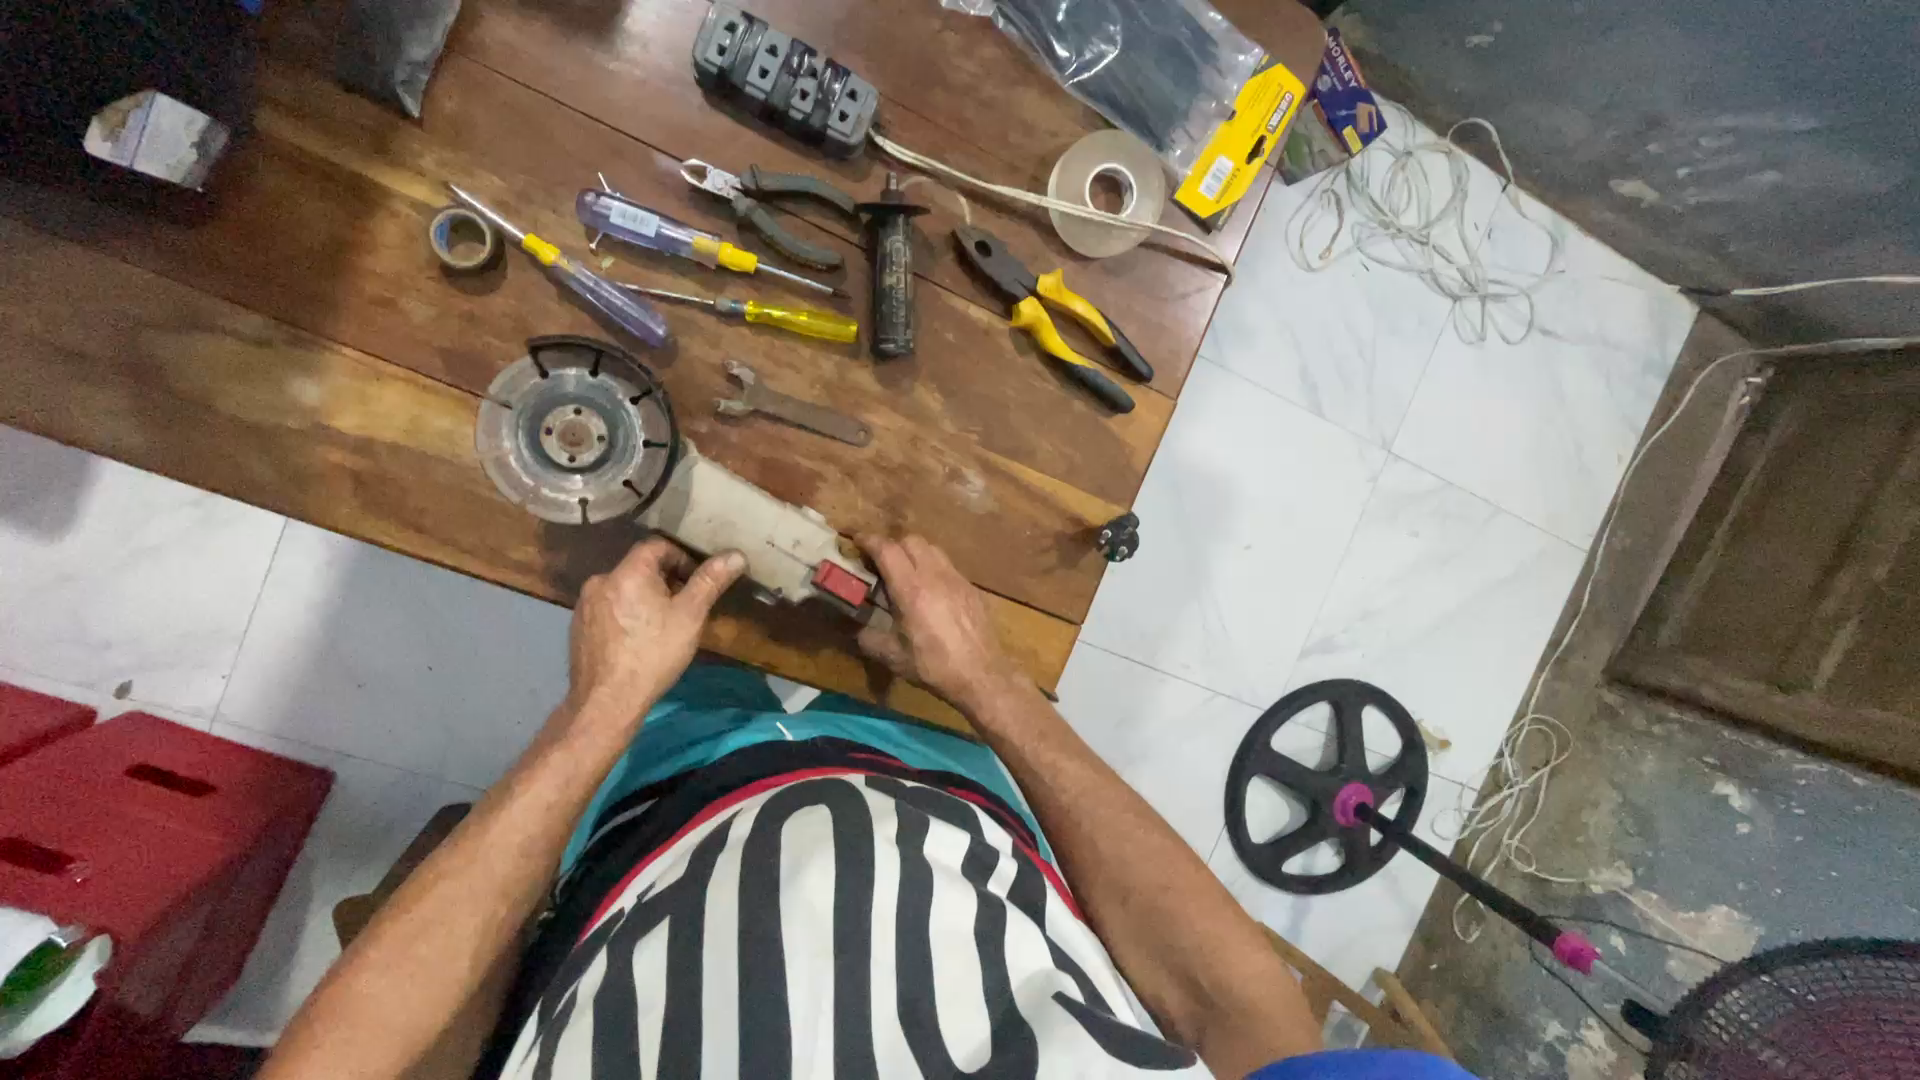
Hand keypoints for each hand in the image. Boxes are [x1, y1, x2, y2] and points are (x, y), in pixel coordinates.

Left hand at [559, 538, 746, 736]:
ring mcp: (585, 604)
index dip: (682, 558)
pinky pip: (609, 607)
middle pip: (639, 567)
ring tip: (662, 624)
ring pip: (623, 588)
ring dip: (644, 597)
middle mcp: (600, 580)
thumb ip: (710, 581)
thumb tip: (736, 554)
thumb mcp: (690, 616)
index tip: (696, 582)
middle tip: (684, 605)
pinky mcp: (578, 625)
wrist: (608, 701)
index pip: (657, 545)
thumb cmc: (654, 654)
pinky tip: (637, 639)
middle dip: (665, 580)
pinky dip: (626, 612)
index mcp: (627, 572)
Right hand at [855, 534, 1022, 710]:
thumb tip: (854, 628)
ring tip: (905, 571)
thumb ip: (867, 637)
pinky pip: (948, 566)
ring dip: (914, 552)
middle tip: (880, 561)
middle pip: (911, 540)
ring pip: (932, 549)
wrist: (981, 675)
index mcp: (911, 589)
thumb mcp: (892, 656)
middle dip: (892, 545)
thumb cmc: (933, 666)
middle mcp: (935, 576)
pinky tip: (930, 589)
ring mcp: (957, 579)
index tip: (856, 541)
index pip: (887, 549)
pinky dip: (933, 567)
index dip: (868, 540)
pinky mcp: (971, 588)